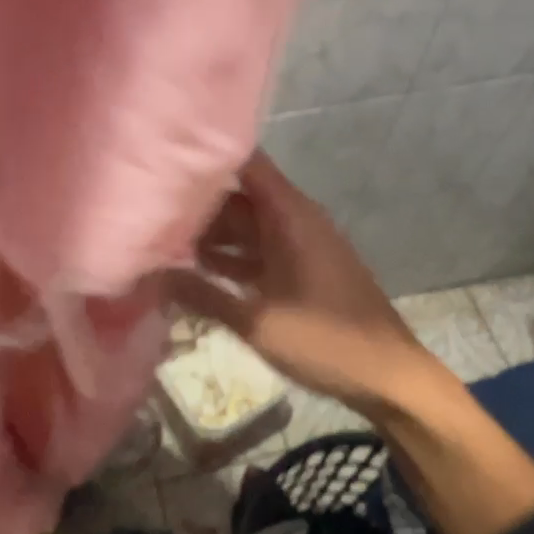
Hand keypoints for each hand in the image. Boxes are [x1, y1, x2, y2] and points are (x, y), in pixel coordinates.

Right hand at [156, 152, 455, 415]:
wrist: (388, 377)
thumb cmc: (326, 341)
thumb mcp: (258, 321)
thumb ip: (203, 294)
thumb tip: (151, 272)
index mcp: (291, 215)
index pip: (245, 163)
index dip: (205, 156)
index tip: (161, 160)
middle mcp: (295, 220)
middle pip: (239, 196)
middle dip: (196, 203)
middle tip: (144, 212)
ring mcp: (300, 246)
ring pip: (247, 227)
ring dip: (209, 235)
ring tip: (157, 242)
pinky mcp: (301, 272)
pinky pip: (258, 253)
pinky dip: (229, 259)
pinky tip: (193, 273)